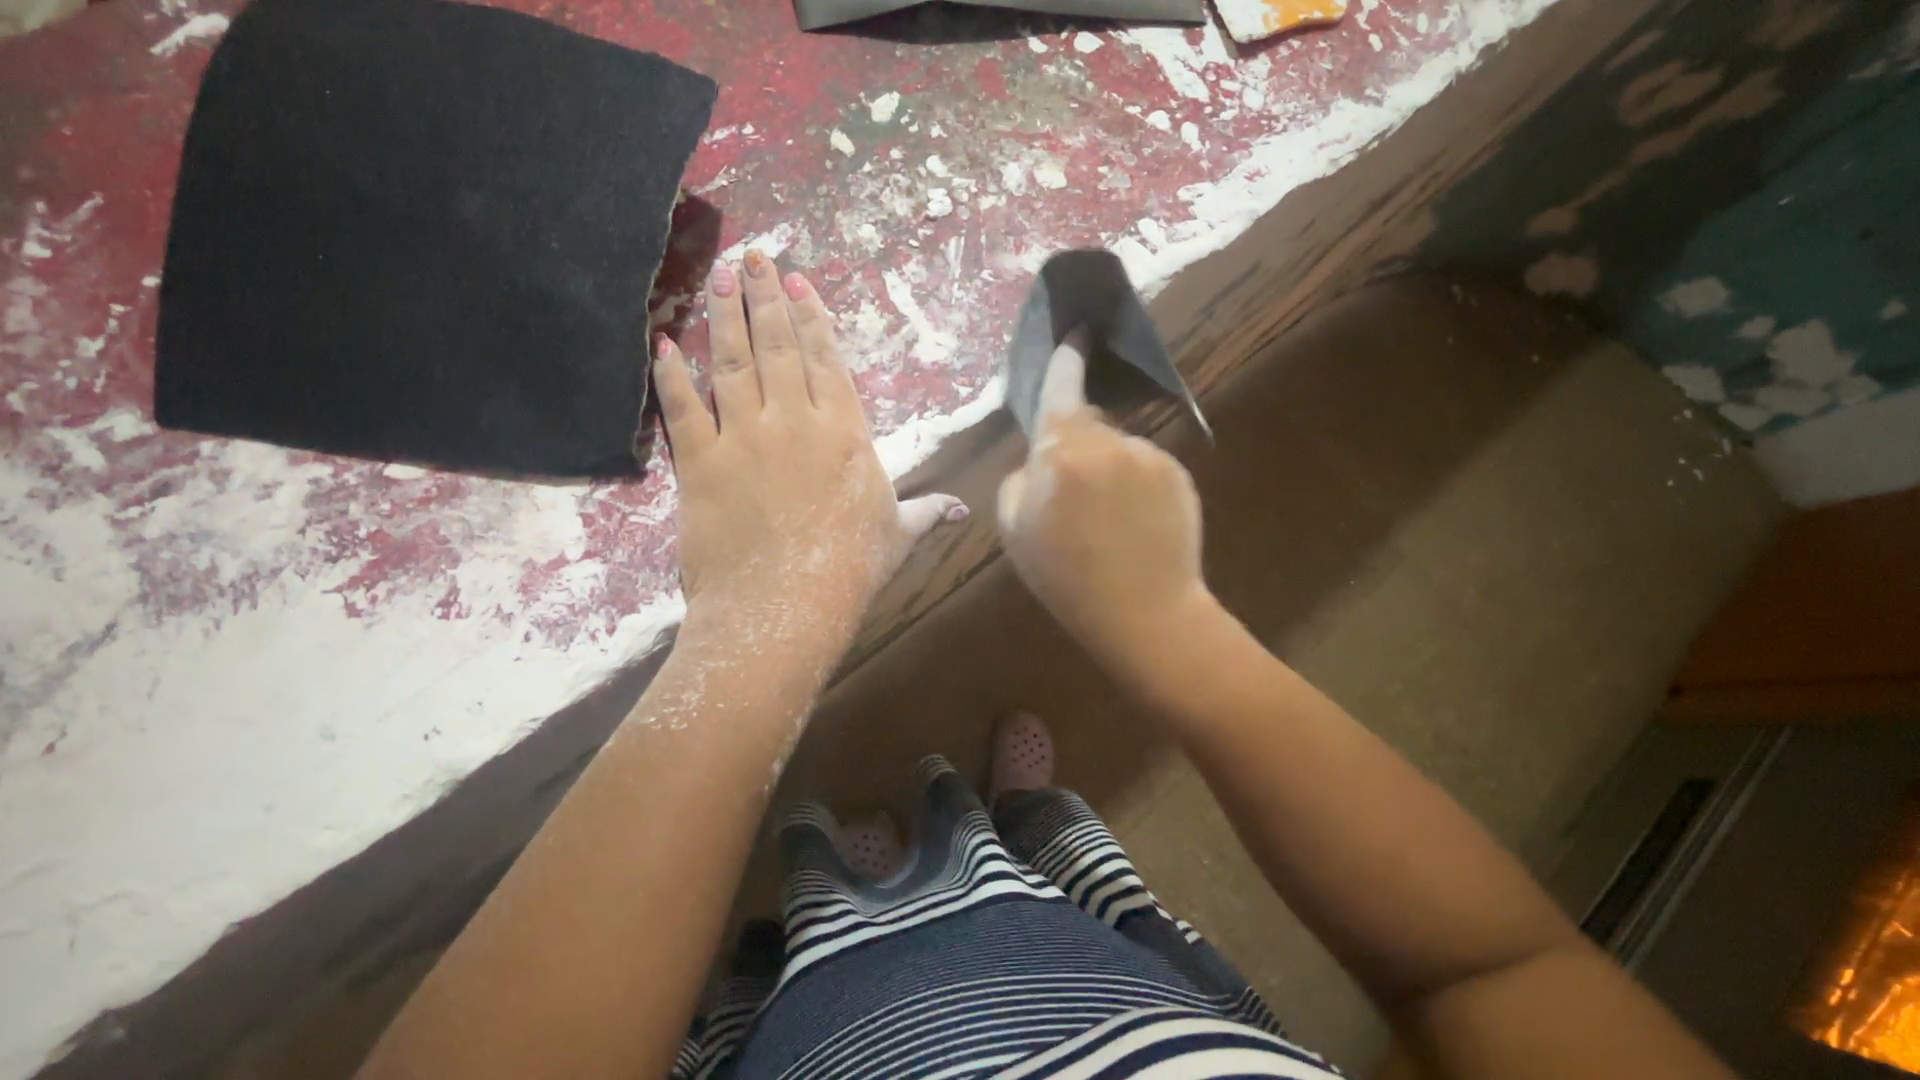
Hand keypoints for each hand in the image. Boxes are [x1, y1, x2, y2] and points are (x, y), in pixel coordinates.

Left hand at [654, 251, 964, 641]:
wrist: (785, 609)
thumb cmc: (850, 572)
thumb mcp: (897, 537)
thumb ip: (925, 513)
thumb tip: (961, 511)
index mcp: (845, 433)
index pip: (826, 360)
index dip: (811, 316)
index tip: (798, 281)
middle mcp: (793, 421)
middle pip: (776, 346)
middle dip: (764, 296)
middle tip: (753, 256)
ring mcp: (743, 438)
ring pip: (730, 363)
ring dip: (723, 317)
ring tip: (719, 279)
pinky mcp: (700, 463)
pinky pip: (682, 409)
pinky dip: (671, 376)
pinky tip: (663, 346)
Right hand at [996, 330, 1212, 669]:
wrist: (1144, 613)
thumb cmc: (1066, 576)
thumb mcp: (1014, 529)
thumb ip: (1021, 477)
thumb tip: (1042, 459)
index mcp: (1061, 450)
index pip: (1062, 387)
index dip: (1066, 356)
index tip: (1078, 330)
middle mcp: (1110, 440)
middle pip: (1087, 424)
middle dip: (1076, 446)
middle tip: (1071, 496)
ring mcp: (1150, 456)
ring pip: (1118, 450)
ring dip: (1108, 471)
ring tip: (1107, 524)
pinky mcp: (1180, 474)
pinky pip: (1147, 469)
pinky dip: (1137, 487)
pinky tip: (1135, 526)